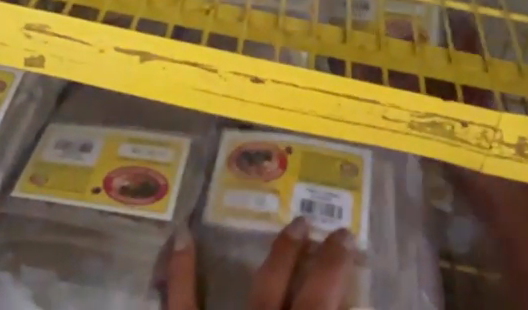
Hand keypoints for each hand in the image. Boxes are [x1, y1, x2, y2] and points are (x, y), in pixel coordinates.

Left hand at [166, 217, 356, 309]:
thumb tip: (345, 299)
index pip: (324, 300)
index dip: (338, 268)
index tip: (347, 239)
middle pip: (302, 291)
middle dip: (320, 260)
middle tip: (331, 230)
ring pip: (262, 288)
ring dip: (280, 256)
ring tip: (293, 226)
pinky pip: (183, 302)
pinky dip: (179, 269)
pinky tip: (182, 235)